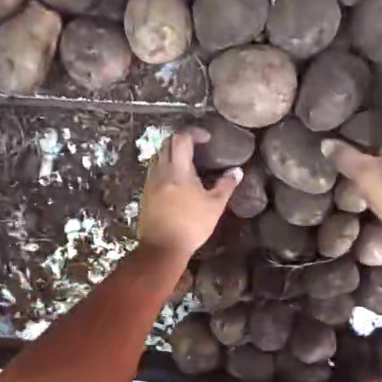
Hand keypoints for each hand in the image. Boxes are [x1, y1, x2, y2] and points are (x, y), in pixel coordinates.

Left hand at [138, 128, 239, 259]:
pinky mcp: (145, 193)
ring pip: (158, 157)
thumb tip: (236, 171)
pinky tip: (176, 180)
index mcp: (178, 170)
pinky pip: (154, 171)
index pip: (182, 138)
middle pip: (167, 143)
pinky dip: (165, 167)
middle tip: (197, 147)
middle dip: (181, 140)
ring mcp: (150, 182)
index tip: (206, 138)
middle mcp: (161, 171)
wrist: (162, 248)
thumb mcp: (214, 206)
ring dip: (171, 153)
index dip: (194, 133)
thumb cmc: (191, 225)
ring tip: (187, 162)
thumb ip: (226, 186)